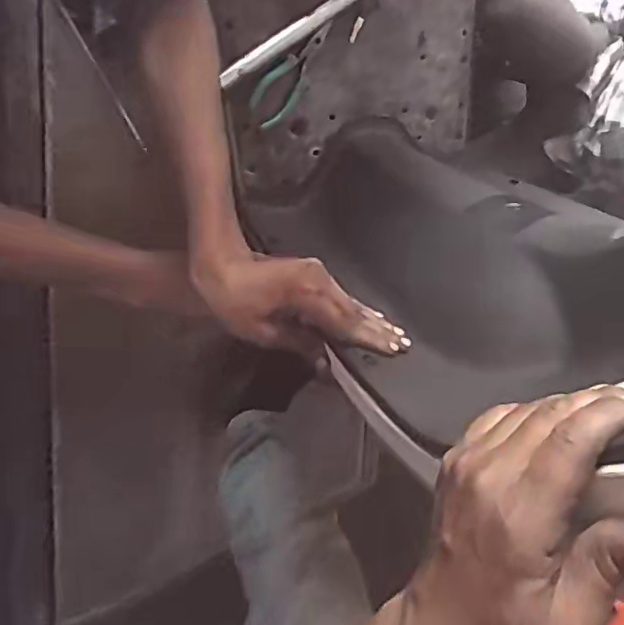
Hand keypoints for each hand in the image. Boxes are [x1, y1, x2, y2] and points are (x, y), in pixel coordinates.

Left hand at [195, 253, 406, 354]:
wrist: (221, 263)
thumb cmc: (233, 300)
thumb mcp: (262, 330)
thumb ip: (300, 344)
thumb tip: (327, 362)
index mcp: (308, 294)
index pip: (345, 322)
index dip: (369, 337)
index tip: (391, 348)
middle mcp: (320, 281)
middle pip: (355, 311)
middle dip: (379, 328)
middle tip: (402, 342)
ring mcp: (320, 274)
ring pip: (351, 302)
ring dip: (372, 319)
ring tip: (394, 332)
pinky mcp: (316, 273)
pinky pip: (343, 295)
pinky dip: (358, 308)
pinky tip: (370, 315)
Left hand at [399, 384, 623, 624]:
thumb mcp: (570, 624)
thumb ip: (609, 566)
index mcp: (517, 514)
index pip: (568, 440)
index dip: (608, 413)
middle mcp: (487, 476)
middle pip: (549, 414)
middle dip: (596, 399)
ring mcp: (465, 463)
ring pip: (526, 408)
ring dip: (569, 401)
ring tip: (604, 402)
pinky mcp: (454, 461)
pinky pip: (500, 415)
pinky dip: (535, 409)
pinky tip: (557, 416)